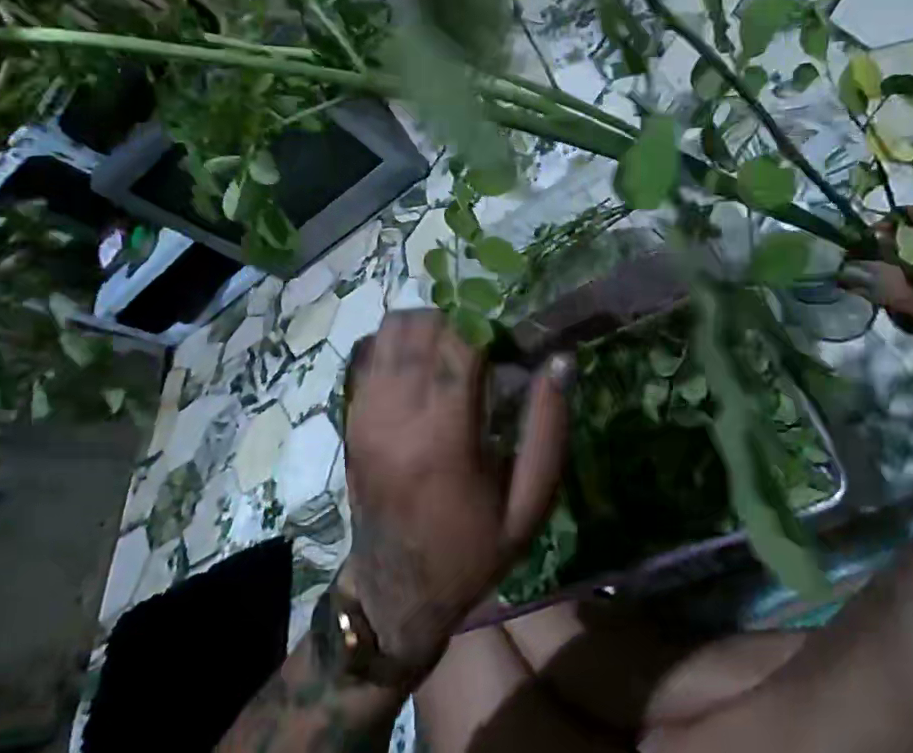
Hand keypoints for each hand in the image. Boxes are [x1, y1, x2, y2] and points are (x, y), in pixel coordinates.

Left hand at [337, 310, 570, 668]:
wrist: (396, 591)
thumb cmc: (472, 550)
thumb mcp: (528, 505)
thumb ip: (548, 430)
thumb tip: (561, 361)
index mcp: (443, 441)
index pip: (460, 347)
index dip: (490, 326)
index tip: (511, 336)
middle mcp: (395, 417)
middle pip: (423, 327)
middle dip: (461, 321)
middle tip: (487, 345)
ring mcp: (365, 413)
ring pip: (392, 330)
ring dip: (429, 325)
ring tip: (456, 349)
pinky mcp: (350, 416)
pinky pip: (370, 351)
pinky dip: (399, 341)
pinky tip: (425, 363)